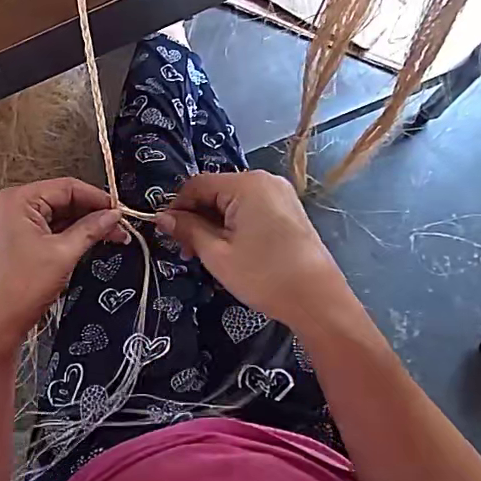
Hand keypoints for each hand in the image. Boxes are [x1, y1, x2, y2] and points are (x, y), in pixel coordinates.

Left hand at [0, 178, 127, 351]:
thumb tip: (113, 215)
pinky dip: (71, 236)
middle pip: (63, 200)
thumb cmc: (21, 287)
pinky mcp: (18, 241)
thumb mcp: (64, 254)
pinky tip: (91, 242)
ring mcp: (14, 224)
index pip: (67, 187)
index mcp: (18, 200)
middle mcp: (13, 206)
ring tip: (112, 237)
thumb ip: (91, 229)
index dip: (98, 198)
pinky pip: (50, 230)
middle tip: (121, 227)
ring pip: (59, 216)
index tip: (121, 211)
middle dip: (93, 213)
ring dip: (85, 226)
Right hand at [154, 170, 354, 328]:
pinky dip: (236, 226)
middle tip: (187, 251)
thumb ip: (188, 230)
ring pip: (234, 203)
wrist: (317, 300)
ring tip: (208, 256)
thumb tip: (162, 217)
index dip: (177, 207)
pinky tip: (232, 252)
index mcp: (247, 184)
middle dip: (197, 218)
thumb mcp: (217, 254)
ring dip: (215, 225)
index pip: (197, 184)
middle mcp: (265, 181)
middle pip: (216, 191)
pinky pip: (252, 210)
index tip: (167, 234)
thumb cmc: (264, 276)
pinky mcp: (290, 211)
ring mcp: (281, 195)